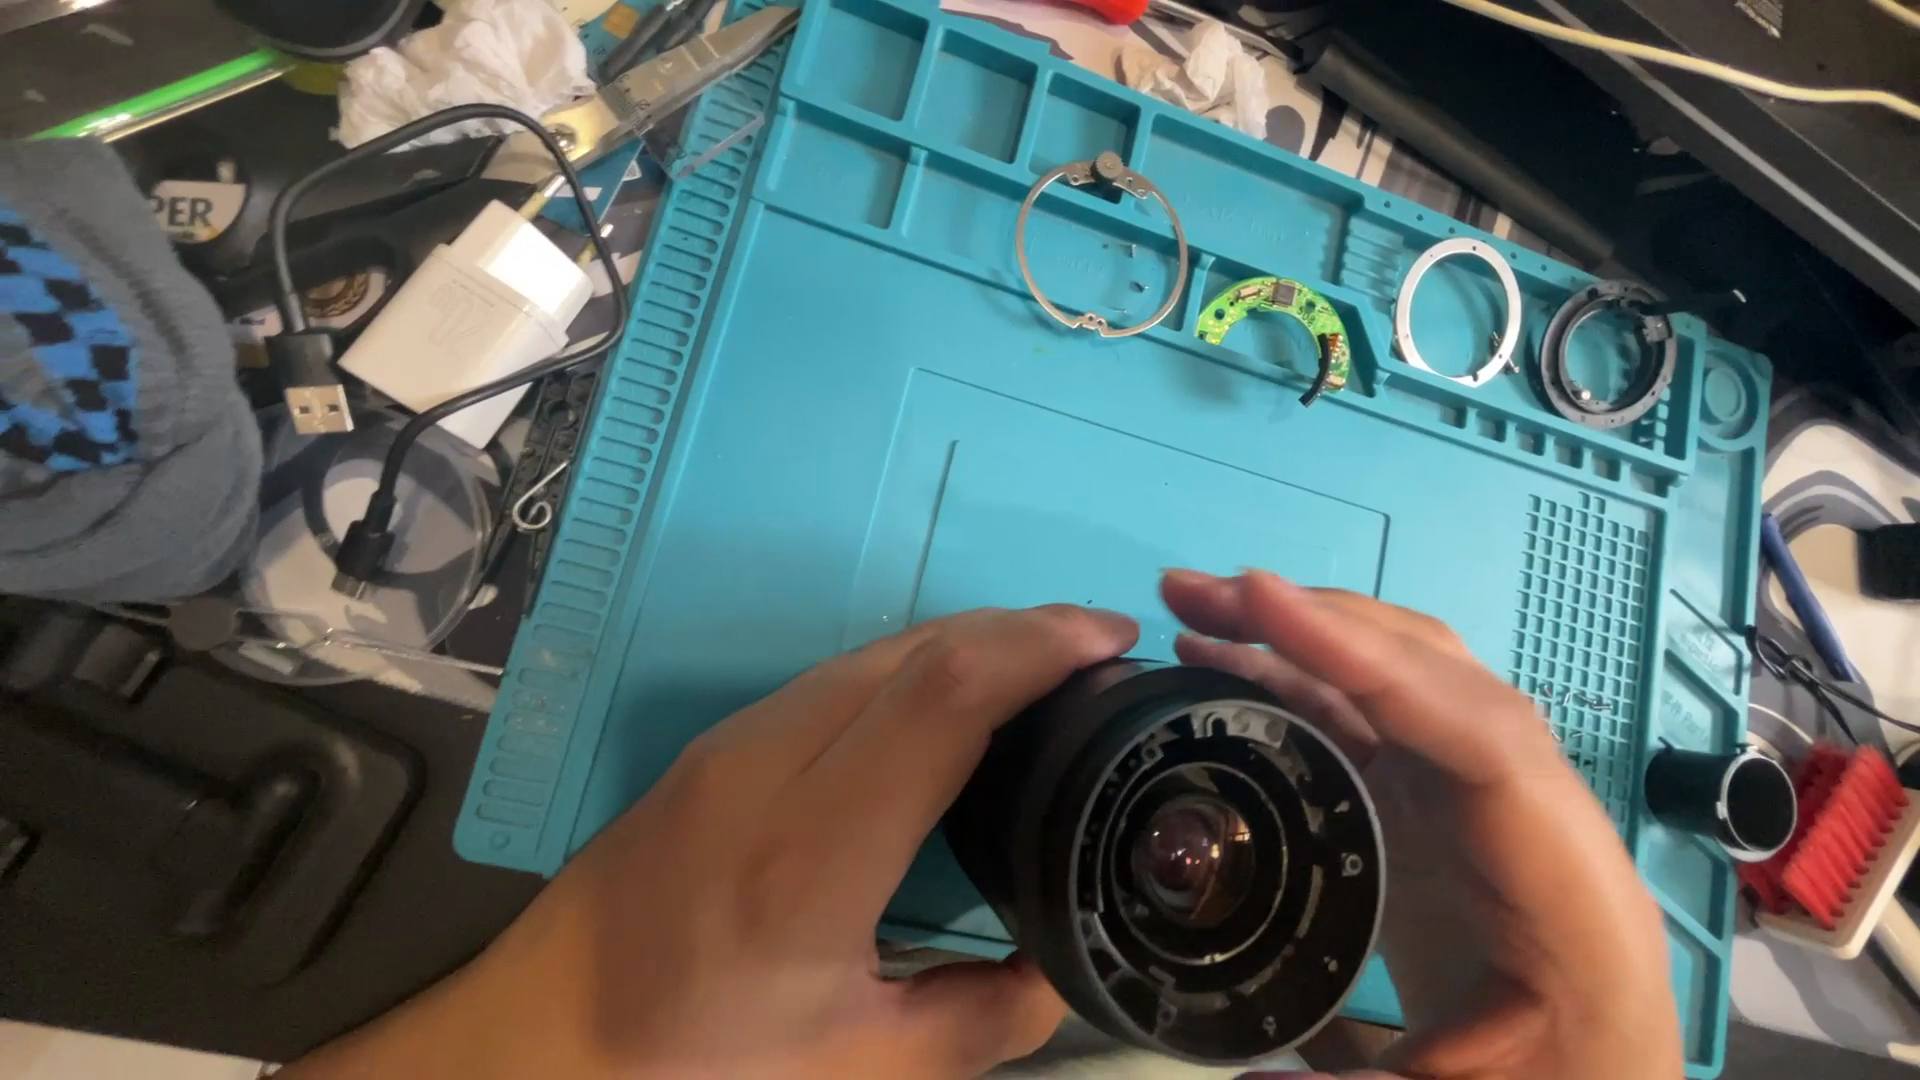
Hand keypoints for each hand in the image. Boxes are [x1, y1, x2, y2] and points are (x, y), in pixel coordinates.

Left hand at [283, 605, 1138, 1079]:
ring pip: (886, 647)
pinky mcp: (732, 730)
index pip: (942, 696)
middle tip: (1101, 644)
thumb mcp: (855, 1070)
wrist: (542, 1029)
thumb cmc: (694, 1061)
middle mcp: (779, 759)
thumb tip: (1065, 964)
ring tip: (1050, 658)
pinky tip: (964, 687)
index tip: (1110, 640)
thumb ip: (981, 1022)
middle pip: (921, 647)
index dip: (1035, 648)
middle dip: (1024, 627)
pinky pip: (852, 670)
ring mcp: (747, 732)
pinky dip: (928, 659)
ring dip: (977, 635)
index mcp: (817, 850)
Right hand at [1161, 569, 1679, 1079]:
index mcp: (1557, 875)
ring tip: (1194, 608)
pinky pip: (1356, 707)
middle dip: (1306, 617)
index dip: (1366, 658)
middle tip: (1194, 593)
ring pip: (1388, 674)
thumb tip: (1249, 1076)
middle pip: (1426, 672)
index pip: (1474, 732)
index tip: (1259, 600)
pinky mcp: (1424, 790)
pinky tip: (1225, 659)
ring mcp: (1467, 787)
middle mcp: (1519, 802)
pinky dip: (1288, 669)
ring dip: (1291, 627)